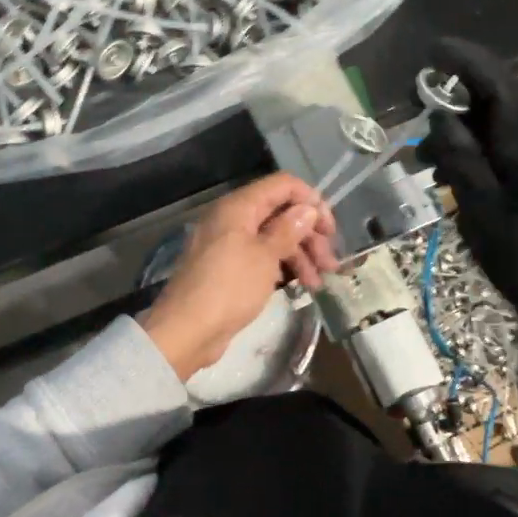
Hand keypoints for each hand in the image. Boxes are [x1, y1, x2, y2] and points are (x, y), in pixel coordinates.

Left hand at [141, 173, 338, 379]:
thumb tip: (307, 208)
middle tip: (330, 262)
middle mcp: (232, 219)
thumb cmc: (228, 288)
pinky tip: (301, 285)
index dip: (311, 200)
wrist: (187, 331)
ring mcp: (229, 244)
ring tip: (320, 282)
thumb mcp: (265, 256)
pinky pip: (261, 257)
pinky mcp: (229, 268)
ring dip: (300, 255)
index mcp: (238, 207)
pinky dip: (282, 266)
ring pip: (273, 238)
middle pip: (280, 213)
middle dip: (309, 234)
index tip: (330, 228)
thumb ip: (288, 229)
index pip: (282, 185)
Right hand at [417, 38, 517, 339]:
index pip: (502, 84)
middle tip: (417, 110)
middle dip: (457, 100)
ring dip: (465, 130)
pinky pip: (515, 144)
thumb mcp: (480, 209)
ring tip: (425, 159)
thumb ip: (460, 157)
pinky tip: (453, 172)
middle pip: (504, 99)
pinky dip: (483, 148)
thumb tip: (439, 116)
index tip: (431, 50)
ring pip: (507, 123)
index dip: (466, 61)